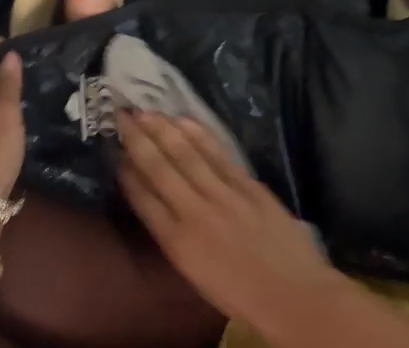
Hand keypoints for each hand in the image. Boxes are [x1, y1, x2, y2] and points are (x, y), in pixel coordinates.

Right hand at [117, 111, 341, 330]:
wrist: (295, 297)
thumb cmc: (241, 294)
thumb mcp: (195, 273)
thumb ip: (172, 235)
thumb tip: (155, 200)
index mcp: (178, 243)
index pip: (143, 199)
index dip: (126, 171)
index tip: (114, 149)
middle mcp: (195, 214)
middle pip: (159, 168)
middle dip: (136, 139)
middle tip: (120, 114)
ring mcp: (223, 196)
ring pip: (186, 154)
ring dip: (163, 129)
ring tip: (145, 110)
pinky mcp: (248, 186)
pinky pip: (218, 154)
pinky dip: (198, 134)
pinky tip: (183, 119)